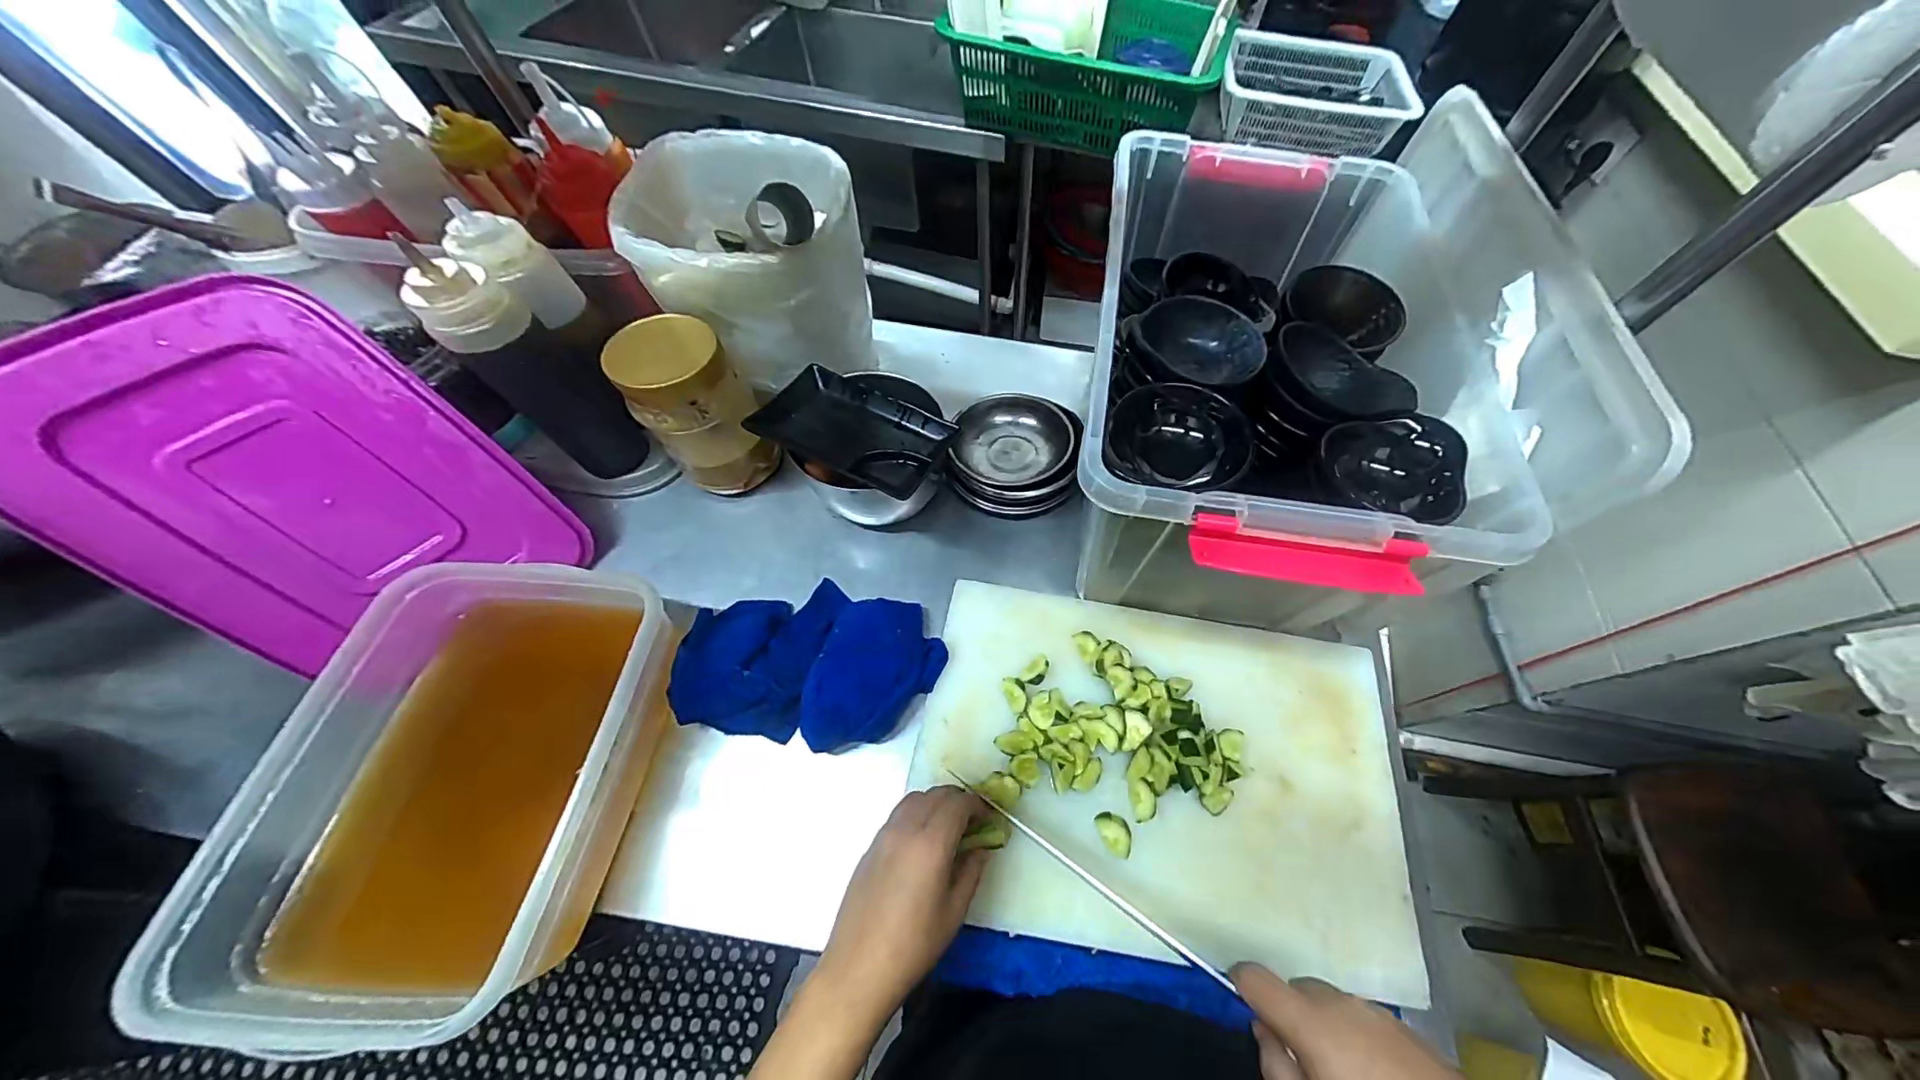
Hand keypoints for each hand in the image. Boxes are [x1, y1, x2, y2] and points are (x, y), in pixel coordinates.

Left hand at [811, 786, 993, 1022]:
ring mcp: (883, 836)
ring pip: (913, 800)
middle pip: (935, 795)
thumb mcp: (954, 911)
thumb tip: (981, 848)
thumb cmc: (914, 944)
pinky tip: (922, 842)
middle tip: (973, 822)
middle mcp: (905, 829)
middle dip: (958, 800)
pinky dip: (916, 814)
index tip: (989, 818)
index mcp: (930, 843)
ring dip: (935, 803)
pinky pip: (897, 816)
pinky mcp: (870, 847)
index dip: (977, 805)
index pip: (957, 804)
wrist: (859, 966)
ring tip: (948, 828)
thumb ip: (971, 871)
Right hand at [1231, 964, 1460, 1079]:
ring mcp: (1376, 1012)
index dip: (1239, 986)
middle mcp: (1339, 1002)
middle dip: (1289, 1013)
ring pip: (1331, 1003)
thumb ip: (1275, 1065)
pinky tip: (1372, 1074)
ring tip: (1340, 1070)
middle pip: (1295, 988)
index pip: (1254, 975)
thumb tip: (1265, 1033)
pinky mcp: (1407, 1030)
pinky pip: (1363, 1019)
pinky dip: (1355, 1035)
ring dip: (1323, 1024)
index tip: (1241, 1007)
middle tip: (1297, 1056)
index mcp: (1308, 1018)